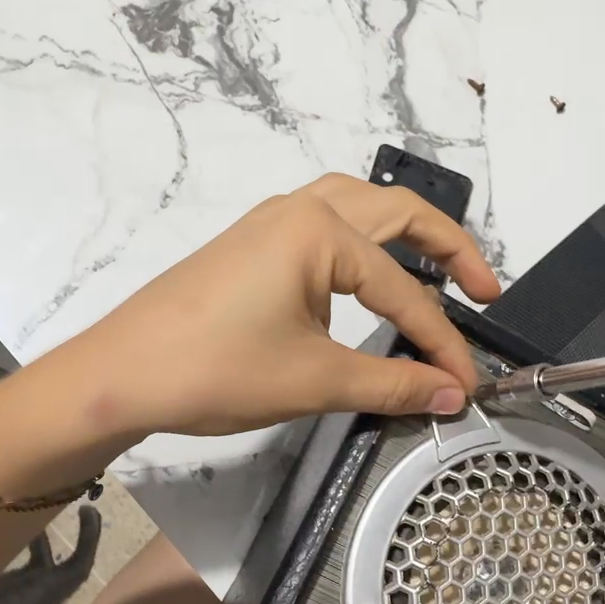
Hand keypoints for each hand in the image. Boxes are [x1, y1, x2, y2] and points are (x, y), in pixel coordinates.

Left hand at [0, 173, 499, 487]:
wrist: (119, 375)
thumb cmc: (217, 371)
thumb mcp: (316, 380)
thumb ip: (393, 385)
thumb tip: (454, 396)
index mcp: (321, 231)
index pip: (405, 292)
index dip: (443, 342)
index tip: (467, 383)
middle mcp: (302, 208)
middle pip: (398, 212)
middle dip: (449, 249)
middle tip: (485, 290)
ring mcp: (272, 221)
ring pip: (361, 207)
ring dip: (406, 233)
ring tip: (437, 269)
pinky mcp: (254, 243)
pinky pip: (328, 225)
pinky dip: (365, 243)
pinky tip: (368, 276)